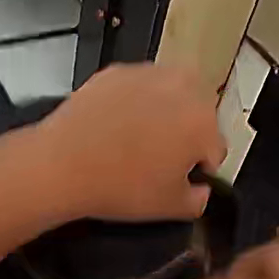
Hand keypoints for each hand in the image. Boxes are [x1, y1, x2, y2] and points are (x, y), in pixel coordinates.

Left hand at [29, 63, 221, 222]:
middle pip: (197, 115)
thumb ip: (200, 199)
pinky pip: (138, 90)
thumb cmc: (121, 186)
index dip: (199, 169)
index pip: (216, 150)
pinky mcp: (116, 71)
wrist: (63, 165)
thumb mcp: (172, 207)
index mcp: (203, 121)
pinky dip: (133, 105)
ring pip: (169, 98)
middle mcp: (182, 87)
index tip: (181, 180)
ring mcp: (147, 73)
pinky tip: (115, 130)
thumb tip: (201, 190)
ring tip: (136, 146)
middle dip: (185, 135)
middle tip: (159, 163)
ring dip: (162, 117)